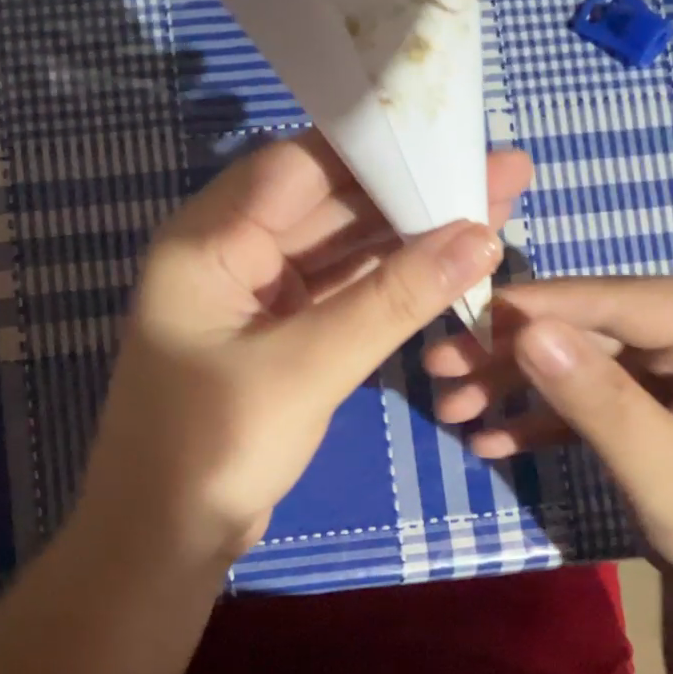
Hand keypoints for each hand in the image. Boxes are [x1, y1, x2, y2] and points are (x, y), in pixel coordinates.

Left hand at [78, 132, 532, 561]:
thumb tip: (481, 235)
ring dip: (409, 239)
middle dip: (412, 193)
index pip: (300, 165)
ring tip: (497, 210)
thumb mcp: (306, 368)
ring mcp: (255, 300)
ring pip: (340, 252)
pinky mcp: (277, 341)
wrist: (167, 539)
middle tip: (505, 173)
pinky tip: (448, 269)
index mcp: (207, 241)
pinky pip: (338, 297)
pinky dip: (388, 288)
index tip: (461, 134)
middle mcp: (228, 256)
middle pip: (328, 205)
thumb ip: (392, 300)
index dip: (383, 148)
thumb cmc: (216, 449)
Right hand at [424, 278, 672, 603]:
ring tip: (450, 410)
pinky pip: (581, 401)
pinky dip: (536, 421)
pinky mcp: (645, 409)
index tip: (472, 310)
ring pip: (576, 363)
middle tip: (440, 363)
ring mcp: (670, 375)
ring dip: (513, 386)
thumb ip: (597, 399)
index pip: (627, 301)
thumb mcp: (662, 468)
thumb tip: (527, 333)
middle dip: (513, 352)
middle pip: (591, 329)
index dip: (547, 305)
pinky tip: (489, 442)